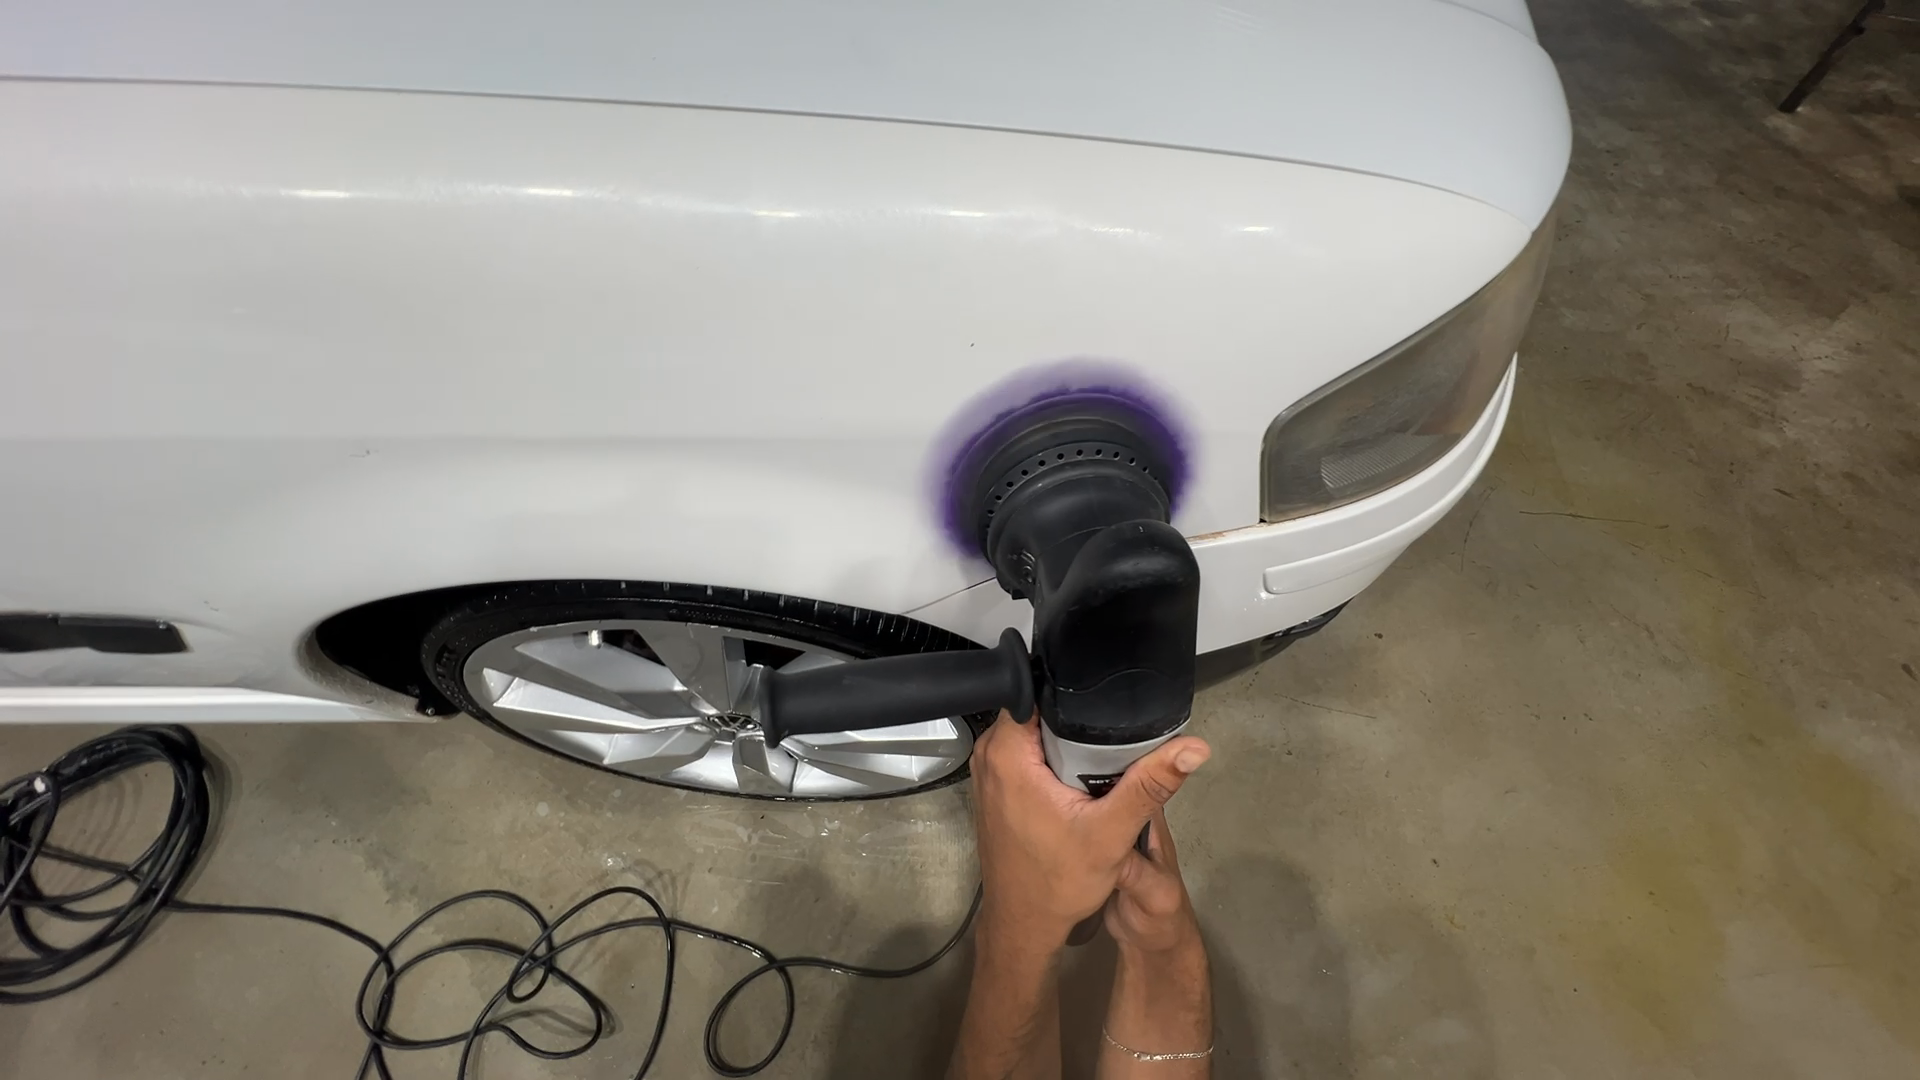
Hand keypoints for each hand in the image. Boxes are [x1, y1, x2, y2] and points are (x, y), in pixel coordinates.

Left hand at [969, 710, 1210, 947]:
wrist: (1024, 925)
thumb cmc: (1058, 881)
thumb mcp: (1111, 832)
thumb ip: (1150, 786)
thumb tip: (1193, 749)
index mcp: (1007, 753)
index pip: (1031, 690)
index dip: (1065, 682)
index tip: (1099, 686)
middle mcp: (989, 753)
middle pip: (1034, 707)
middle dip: (1072, 711)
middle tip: (1111, 719)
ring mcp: (988, 769)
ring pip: (1030, 729)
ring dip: (1062, 734)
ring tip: (1101, 742)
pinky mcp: (995, 785)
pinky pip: (1023, 750)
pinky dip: (1049, 754)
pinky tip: (1078, 768)